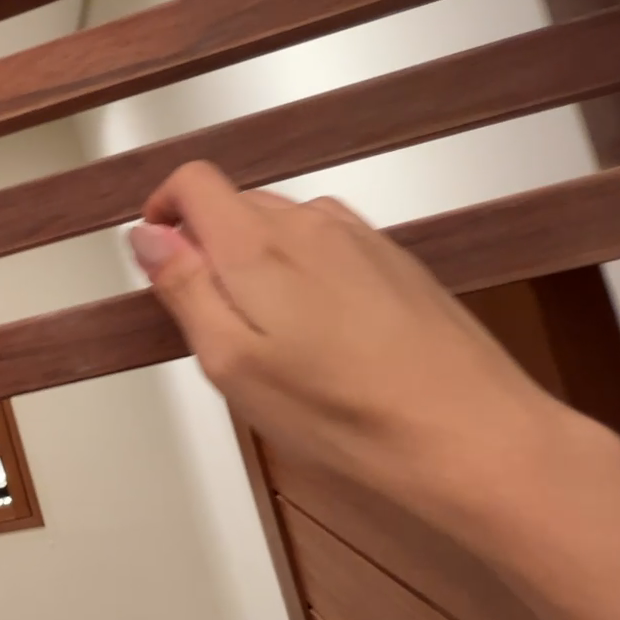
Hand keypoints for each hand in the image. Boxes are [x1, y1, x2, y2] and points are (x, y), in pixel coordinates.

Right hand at [128, 161, 574, 530]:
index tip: (158, 257)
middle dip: (203, 246)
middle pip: (233, 202)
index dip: (163, 209)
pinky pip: (321, 244)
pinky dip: (296, 271)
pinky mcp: (394, 261)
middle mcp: (311, 225)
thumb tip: (147, 235)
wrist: (473, 438)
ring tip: (264, 332)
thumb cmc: (339, 411)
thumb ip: (183, 287)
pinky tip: (315, 332)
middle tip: (209, 320)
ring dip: (250, 260)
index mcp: (259, 245)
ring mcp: (360, 239)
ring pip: (278, 224)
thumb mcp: (229, 360)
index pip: (194, 181)